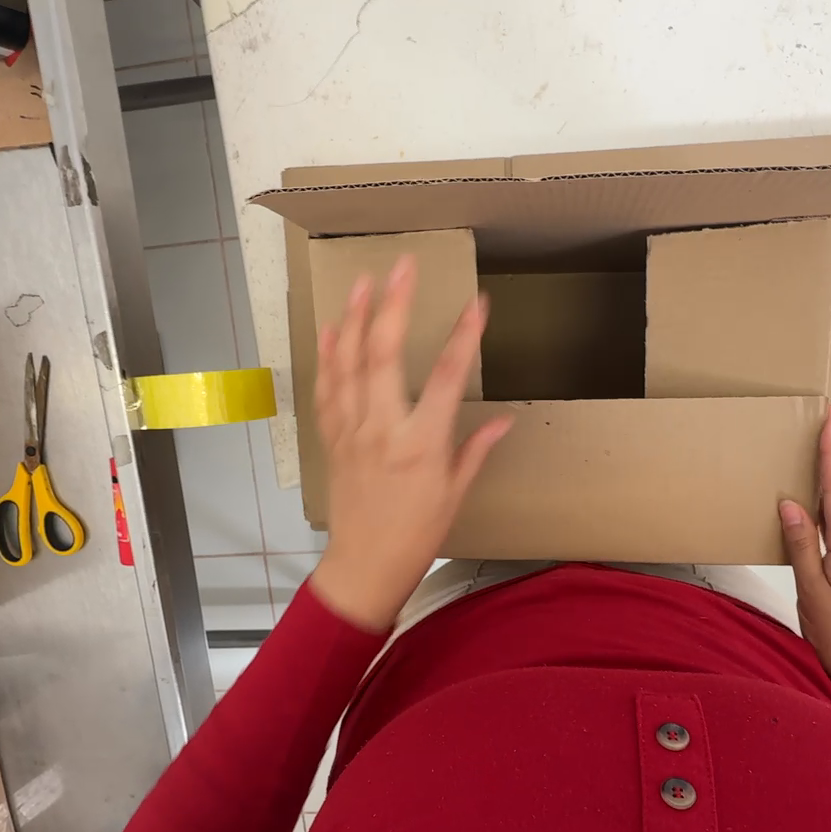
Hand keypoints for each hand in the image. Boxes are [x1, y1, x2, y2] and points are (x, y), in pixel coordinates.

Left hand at [306, 256, 512, 630]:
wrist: (365, 565)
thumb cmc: (417, 535)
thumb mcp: (455, 494)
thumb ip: (474, 449)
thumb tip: (504, 420)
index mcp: (422, 444)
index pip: (449, 377)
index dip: (465, 336)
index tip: (478, 303)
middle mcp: (383, 429)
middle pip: (385, 355)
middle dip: (395, 305)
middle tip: (404, 266)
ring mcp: (352, 432)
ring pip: (348, 365)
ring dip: (354, 319)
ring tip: (362, 281)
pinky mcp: (333, 440)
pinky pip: (326, 391)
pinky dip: (327, 358)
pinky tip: (330, 329)